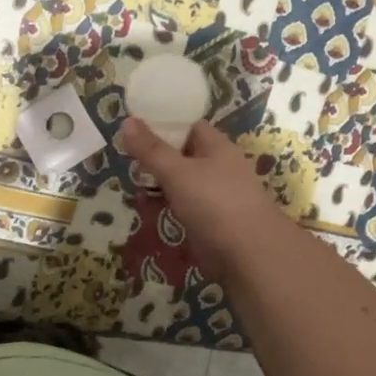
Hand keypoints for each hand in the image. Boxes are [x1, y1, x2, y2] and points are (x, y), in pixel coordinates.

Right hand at [118, 116, 297, 280]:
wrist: (248, 254)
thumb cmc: (214, 204)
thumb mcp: (177, 172)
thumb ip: (150, 149)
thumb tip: (126, 121)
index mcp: (215, 146)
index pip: (187, 125)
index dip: (162, 123)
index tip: (133, 128)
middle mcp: (217, 165)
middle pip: (181, 152)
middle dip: (155, 156)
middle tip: (127, 160)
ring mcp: (214, 193)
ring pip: (180, 179)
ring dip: (158, 181)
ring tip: (133, 185)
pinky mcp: (209, 217)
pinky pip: (183, 202)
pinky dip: (166, 203)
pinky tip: (147, 208)